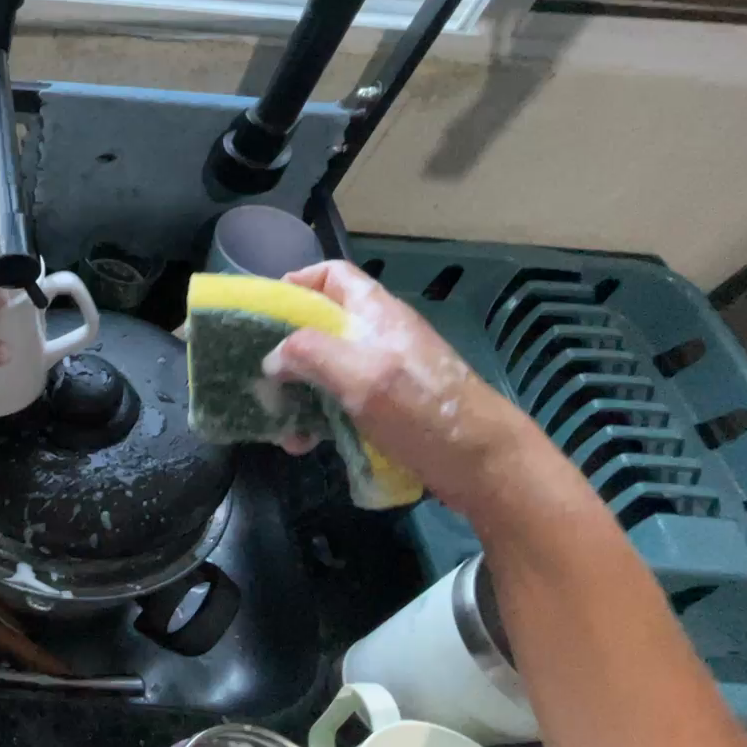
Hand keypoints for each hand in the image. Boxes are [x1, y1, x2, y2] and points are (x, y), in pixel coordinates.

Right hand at [263, 260, 548, 512]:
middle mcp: (376, 337)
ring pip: (320, 370)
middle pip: (317, 325)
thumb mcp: (363, 375)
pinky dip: (313, 419)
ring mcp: (380, 374)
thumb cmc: (427, 412)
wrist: (487, 470)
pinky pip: (333, 403)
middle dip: (284, 350)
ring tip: (278, 423)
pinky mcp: (382, 408)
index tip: (265, 312)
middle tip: (259, 375)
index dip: (296, 284)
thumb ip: (310, 353)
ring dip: (294, 393)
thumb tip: (272, 357)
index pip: (332, 276)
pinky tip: (302, 444)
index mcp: (376, 315)